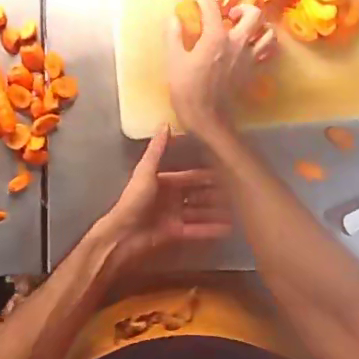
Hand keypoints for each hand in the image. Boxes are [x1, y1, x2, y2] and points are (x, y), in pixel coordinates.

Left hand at [92, 125, 232, 271]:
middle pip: (196, 195)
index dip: (205, 176)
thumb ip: (157, 150)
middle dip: (214, 195)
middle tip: (236, 194)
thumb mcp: (146, 172)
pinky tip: (228, 228)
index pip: (188, 177)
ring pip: (199, 212)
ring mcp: (172, 216)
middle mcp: (169, 198)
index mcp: (162, 182)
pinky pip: (196, 229)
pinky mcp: (174, 233)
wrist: (123, 234)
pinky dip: (210, 229)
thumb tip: (165, 123)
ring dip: (215, 212)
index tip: (225, 172)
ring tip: (236, 211)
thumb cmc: (134, 200)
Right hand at [165, 0, 274, 135]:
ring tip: (246, 28)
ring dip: (259, 25)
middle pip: (254, 14)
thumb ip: (174, 35)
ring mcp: (249, 57)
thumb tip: (173, 18)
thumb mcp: (173, 60)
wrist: (205, 116)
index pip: (213, 9)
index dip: (205, 0)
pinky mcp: (253, 69)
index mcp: (215, 38)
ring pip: (268, 32)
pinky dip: (263, 43)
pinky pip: (267, 51)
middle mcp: (237, 43)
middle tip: (230, 14)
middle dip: (243, 8)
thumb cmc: (186, 88)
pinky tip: (252, 45)